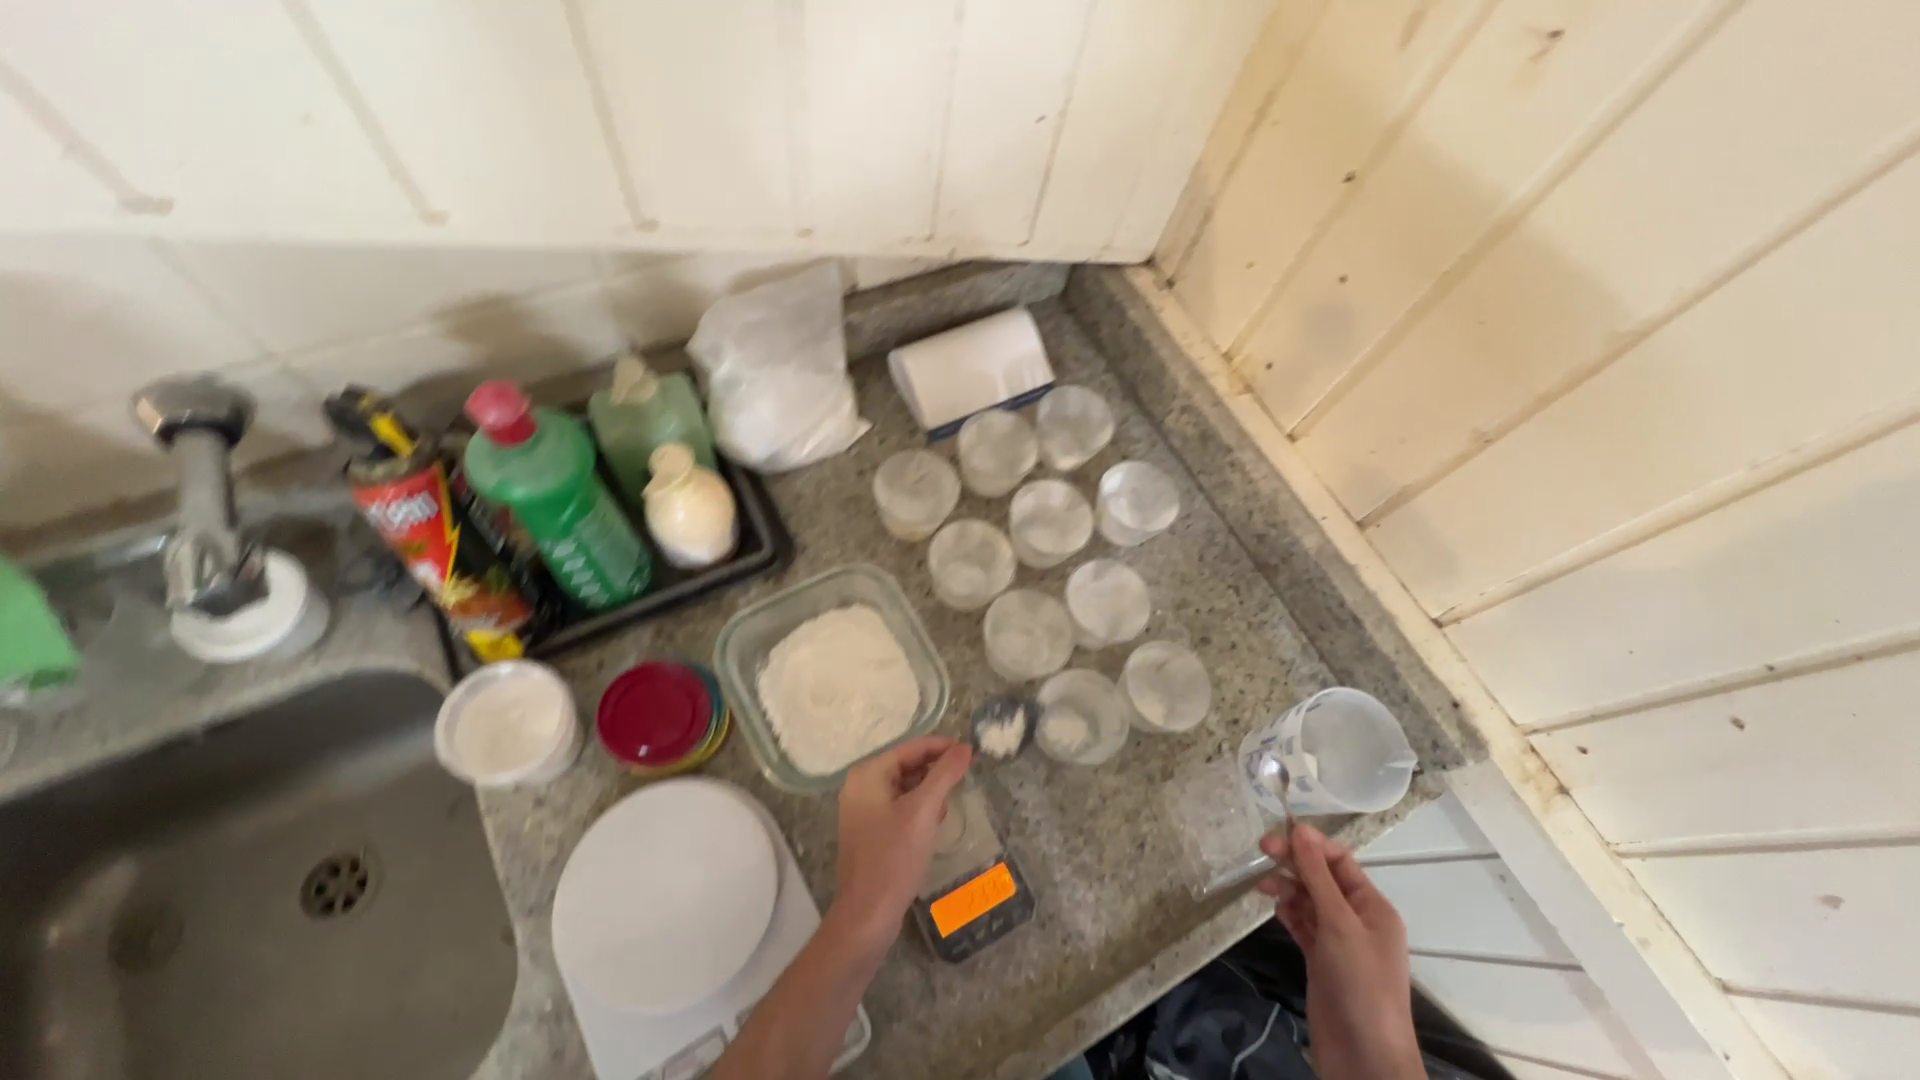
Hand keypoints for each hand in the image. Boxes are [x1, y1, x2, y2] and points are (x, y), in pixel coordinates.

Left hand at [830, 736, 973, 946]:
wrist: (868, 914)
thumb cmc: (894, 858)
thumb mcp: (923, 812)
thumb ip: (945, 775)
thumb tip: (965, 747)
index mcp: (868, 774)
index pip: (912, 747)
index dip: (943, 747)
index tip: (972, 753)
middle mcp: (860, 786)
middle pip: (907, 765)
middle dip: (936, 773)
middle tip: (963, 783)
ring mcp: (863, 809)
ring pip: (905, 787)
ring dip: (929, 793)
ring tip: (945, 810)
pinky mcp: (870, 831)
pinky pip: (899, 807)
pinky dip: (918, 810)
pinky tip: (932, 826)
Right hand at [1258, 823, 1424, 1079]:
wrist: (1363, 1055)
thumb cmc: (1361, 983)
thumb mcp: (1340, 924)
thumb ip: (1318, 877)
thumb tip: (1300, 831)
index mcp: (1373, 906)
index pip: (1340, 862)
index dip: (1311, 844)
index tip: (1278, 832)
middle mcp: (1357, 919)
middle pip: (1322, 879)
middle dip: (1294, 863)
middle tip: (1260, 848)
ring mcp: (1338, 942)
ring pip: (1309, 902)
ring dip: (1288, 888)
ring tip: (1262, 885)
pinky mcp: (1320, 961)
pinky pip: (1302, 926)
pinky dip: (1288, 914)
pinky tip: (1274, 907)